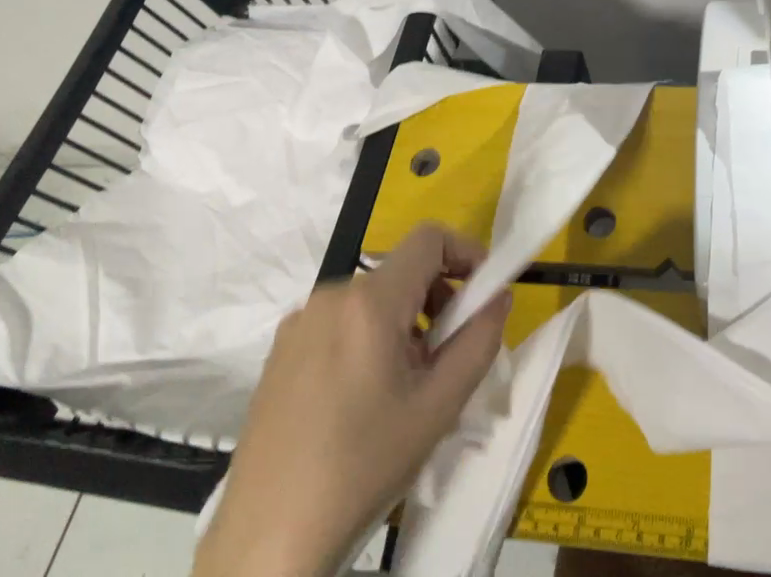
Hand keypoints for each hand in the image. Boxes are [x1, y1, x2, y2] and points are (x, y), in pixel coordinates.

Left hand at [194, 225, 510, 576]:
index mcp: (368, 302)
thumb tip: (497, 296)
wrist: (273, 532)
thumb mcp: (440, 405)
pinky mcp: (280, 353)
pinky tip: (367, 400)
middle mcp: (328, 298)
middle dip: (438, 301)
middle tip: (449, 359)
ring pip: (371, 302)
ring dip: (406, 325)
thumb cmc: (365, 464)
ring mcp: (298, 325)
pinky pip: (341, 325)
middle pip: (401, 273)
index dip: (468, 253)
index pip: (428, 239)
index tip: (486, 295)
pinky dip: (370, 341)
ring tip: (408, 388)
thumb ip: (479, 339)